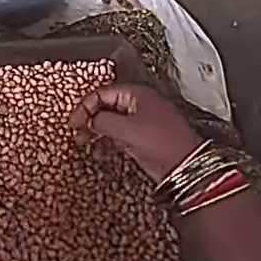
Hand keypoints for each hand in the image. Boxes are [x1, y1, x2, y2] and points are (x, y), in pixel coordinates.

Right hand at [69, 83, 203, 180]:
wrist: (186, 166)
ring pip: (111, 122)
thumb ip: (103, 121)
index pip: (102, 94)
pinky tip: (99, 152)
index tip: (74, 121)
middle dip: (89, 119)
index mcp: (136, 95)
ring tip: (84, 143)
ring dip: (96, 132)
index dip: (85, 107)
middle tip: (77, 132)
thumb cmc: (162, 143)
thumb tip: (90, 120)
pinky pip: (119, 135)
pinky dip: (107, 142)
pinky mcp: (143, 138)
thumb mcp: (126, 130)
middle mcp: (138, 105)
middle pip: (105, 107)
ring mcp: (141, 122)